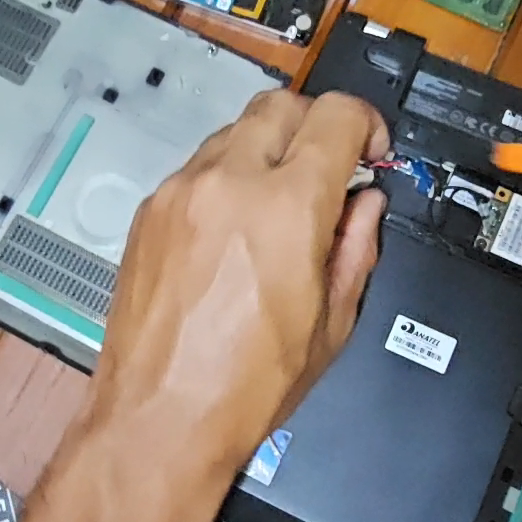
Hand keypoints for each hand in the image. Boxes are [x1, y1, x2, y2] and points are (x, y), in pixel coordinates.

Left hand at [94, 91, 389, 464]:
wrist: (159, 417)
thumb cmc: (244, 386)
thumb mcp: (331, 324)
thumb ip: (357, 247)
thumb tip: (365, 206)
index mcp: (286, 209)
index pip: (337, 116)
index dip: (366, 124)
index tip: (370, 148)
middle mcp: (228, 184)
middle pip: (283, 104)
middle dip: (316, 125)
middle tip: (329, 167)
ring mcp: (181, 192)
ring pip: (237, 129)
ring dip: (269, 149)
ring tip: (278, 203)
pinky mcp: (151, 209)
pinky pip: (199, 166)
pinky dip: (228, 176)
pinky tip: (234, 225)